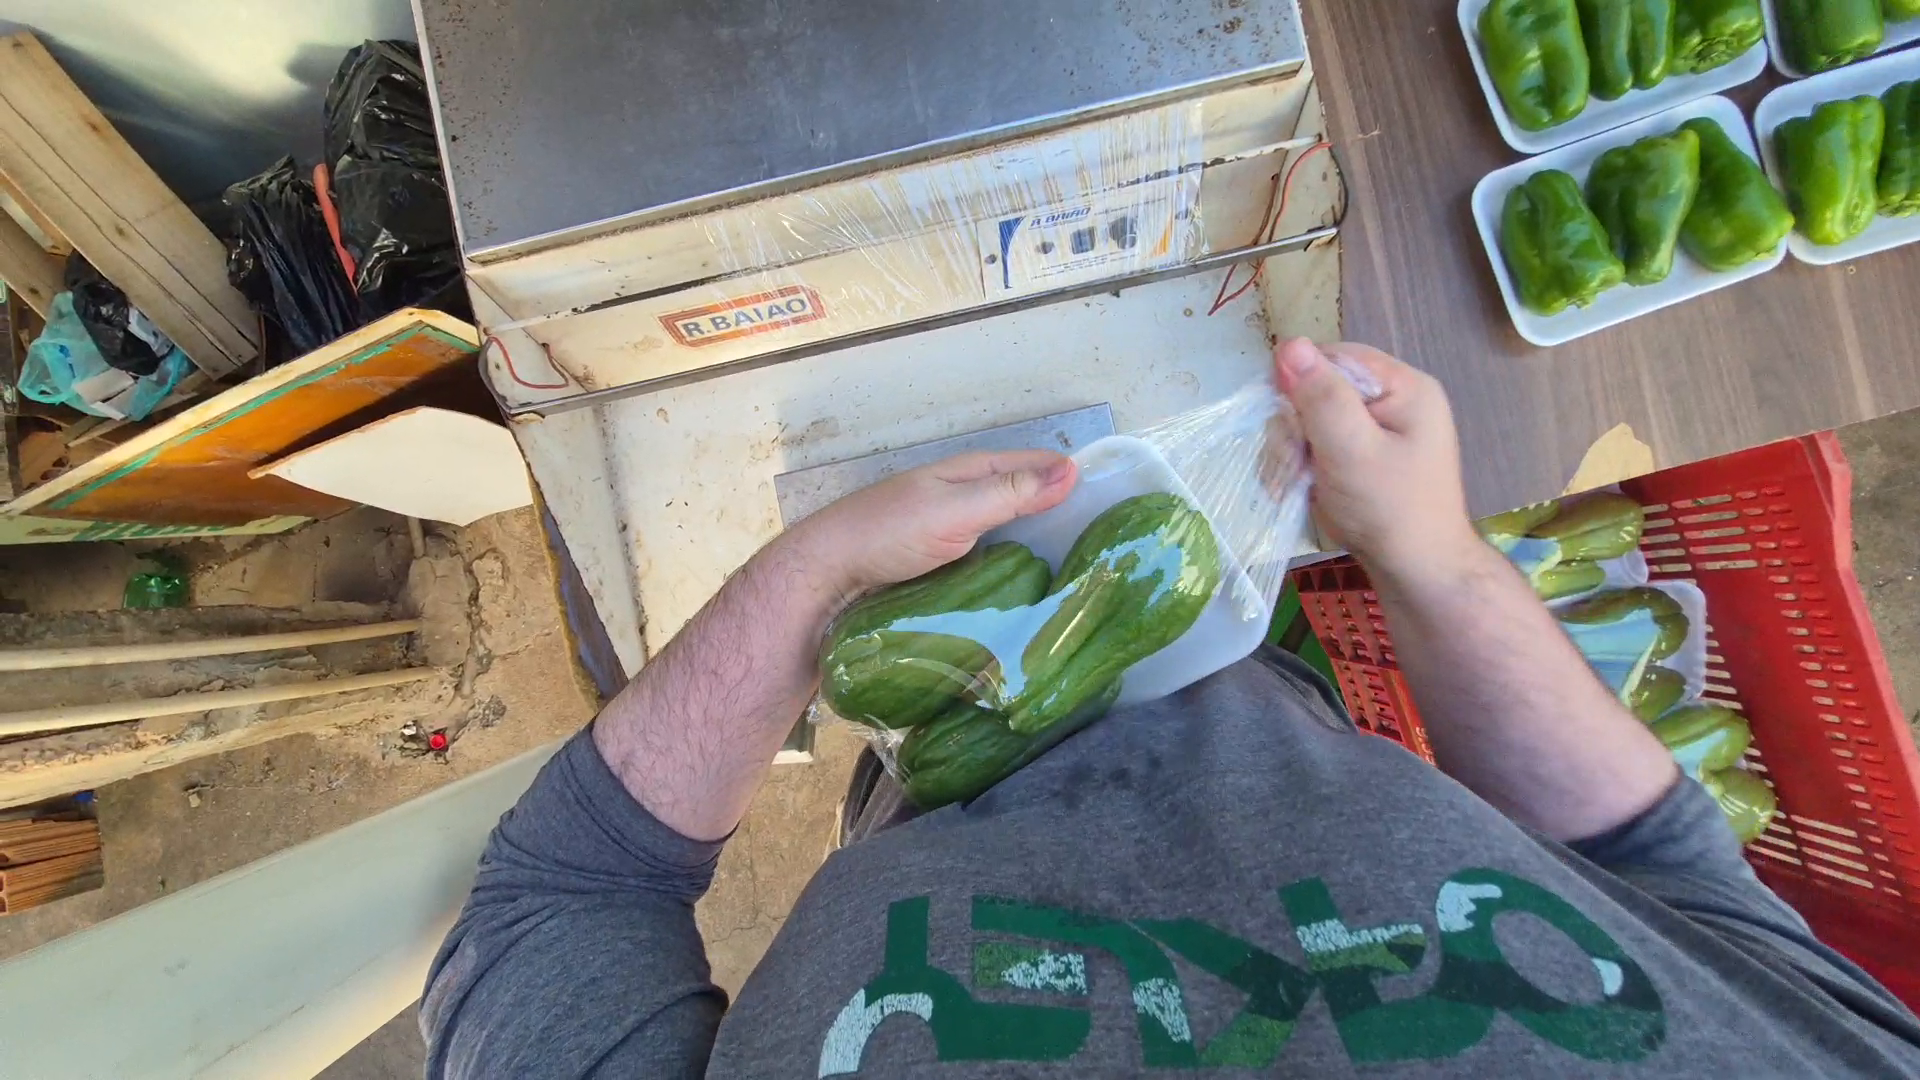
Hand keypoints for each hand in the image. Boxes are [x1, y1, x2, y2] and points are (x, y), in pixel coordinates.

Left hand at [784, 449, 1077, 603]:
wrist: (830, 575)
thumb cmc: (889, 532)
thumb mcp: (956, 509)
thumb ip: (1011, 492)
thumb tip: (1072, 471)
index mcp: (970, 472)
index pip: (1035, 465)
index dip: (1071, 477)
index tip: (1113, 502)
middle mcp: (964, 497)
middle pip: (1024, 500)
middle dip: (1059, 516)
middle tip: (1104, 548)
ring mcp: (953, 531)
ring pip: (1008, 534)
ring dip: (1038, 548)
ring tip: (1079, 574)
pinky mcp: (944, 564)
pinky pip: (990, 561)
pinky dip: (1012, 571)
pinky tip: (1030, 592)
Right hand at [1274, 338, 1479, 578]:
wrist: (1411, 567)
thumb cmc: (1388, 508)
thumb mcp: (1350, 449)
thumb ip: (1320, 397)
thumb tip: (1289, 344)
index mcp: (1401, 386)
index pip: (1333, 357)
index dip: (1299, 383)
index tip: (1288, 423)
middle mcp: (1386, 400)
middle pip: (1313, 389)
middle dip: (1292, 427)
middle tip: (1295, 463)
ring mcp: (1368, 430)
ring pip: (1302, 420)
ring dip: (1287, 452)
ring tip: (1295, 484)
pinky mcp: (1351, 455)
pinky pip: (1306, 444)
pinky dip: (1293, 466)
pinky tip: (1295, 488)